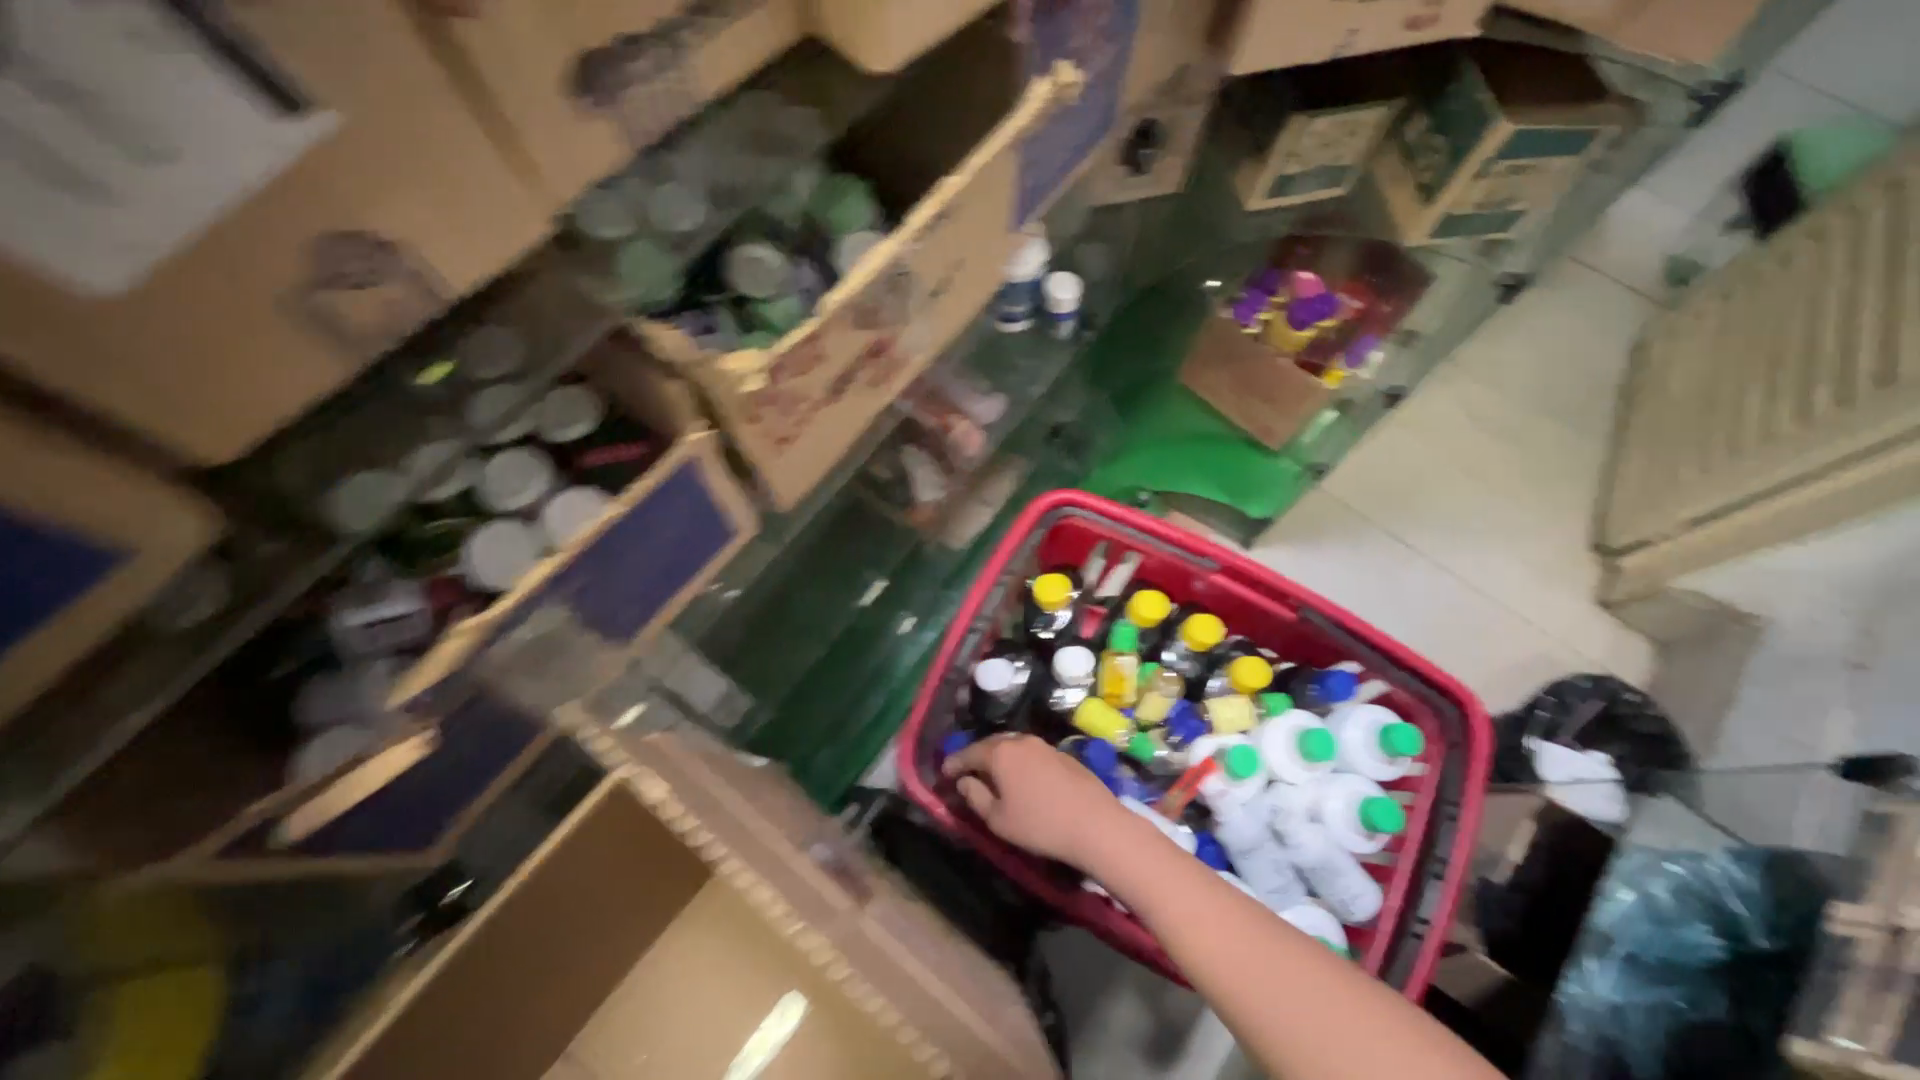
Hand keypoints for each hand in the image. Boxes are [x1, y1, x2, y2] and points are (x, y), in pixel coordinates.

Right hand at [941, 734, 1137, 869]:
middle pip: (991, 744)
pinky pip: (1032, 754)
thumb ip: (975, 797)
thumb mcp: (998, 820)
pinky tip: (1023, 778)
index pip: (968, 753)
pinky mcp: (1065, 756)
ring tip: (993, 774)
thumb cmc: (1040, 825)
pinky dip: (1021, 762)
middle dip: (976, 757)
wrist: (1095, 824)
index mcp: (1000, 753)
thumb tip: (964, 782)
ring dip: (1000, 758)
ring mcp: (1046, 746)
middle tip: (966, 771)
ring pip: (1014, 746)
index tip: (944, 773)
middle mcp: (1021, 741)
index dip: (953, 763)